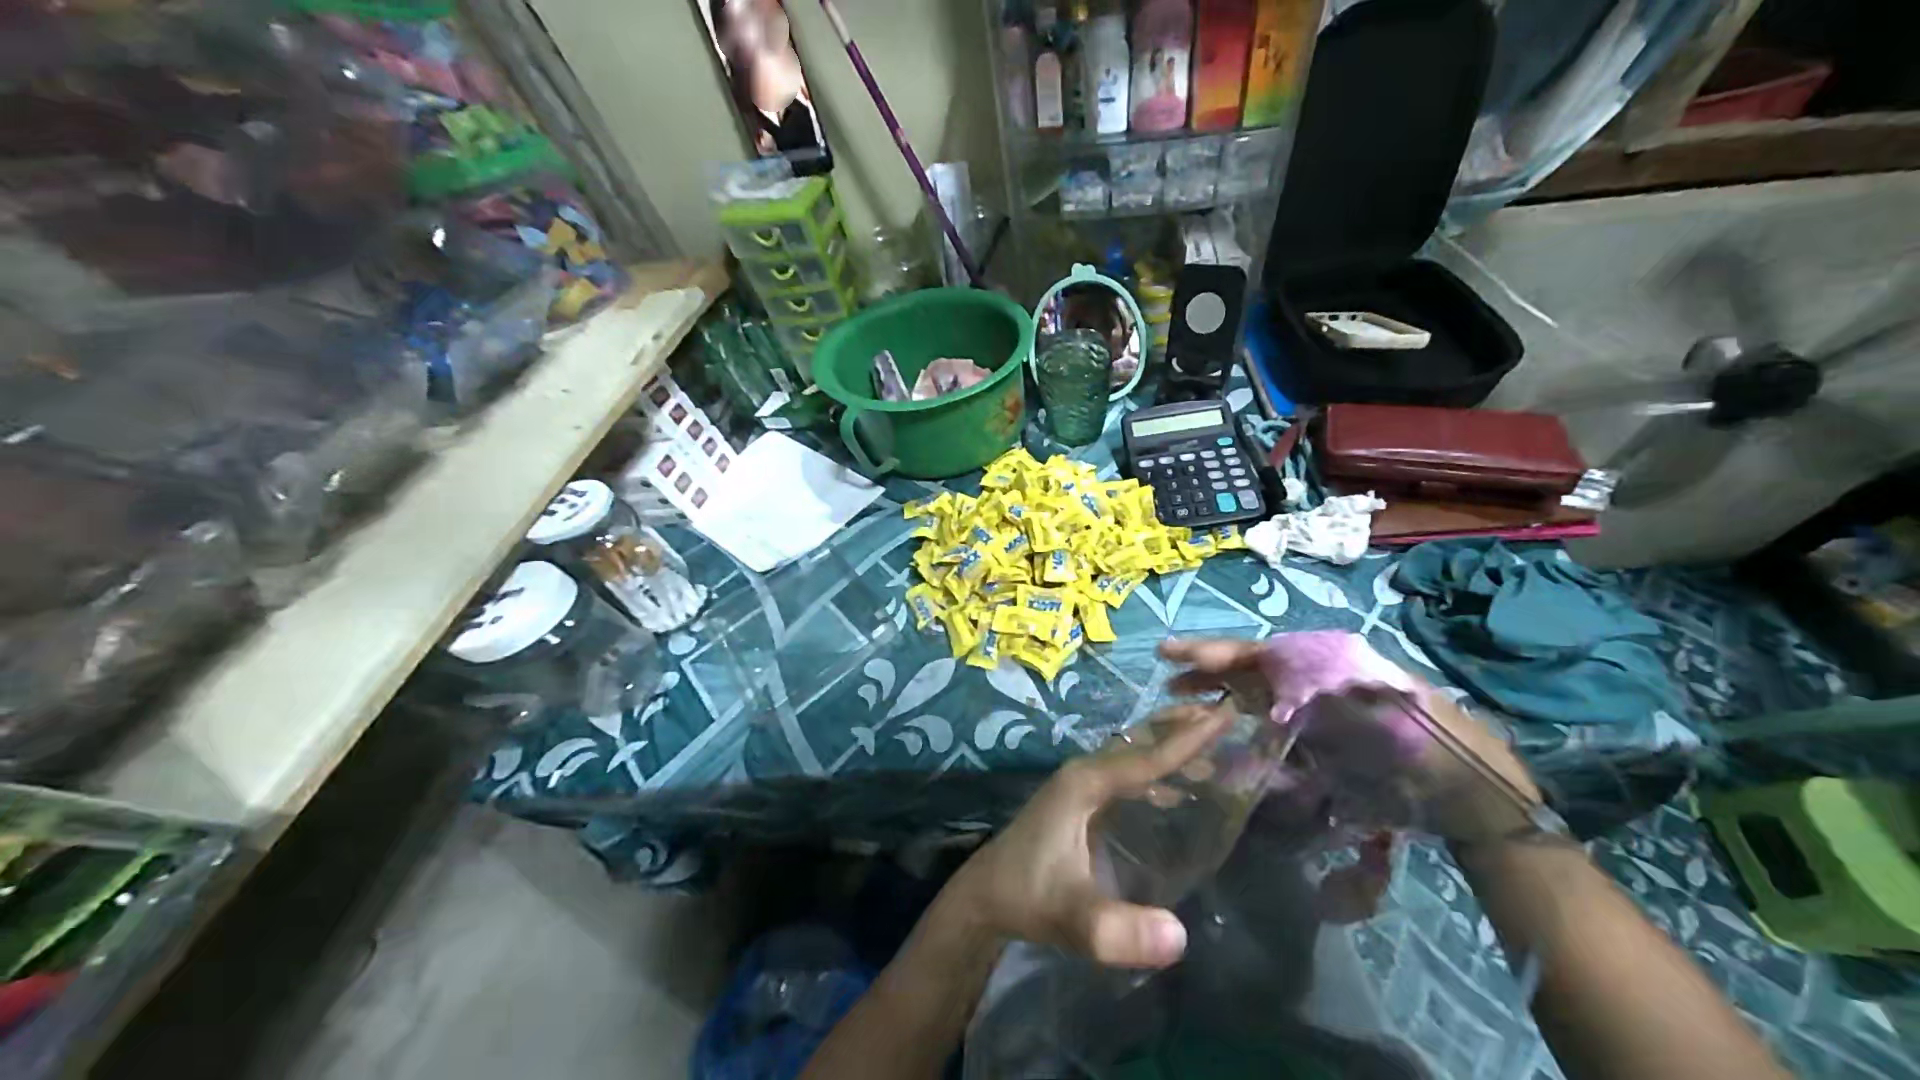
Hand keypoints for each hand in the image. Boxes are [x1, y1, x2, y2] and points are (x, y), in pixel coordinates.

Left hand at [941, 703, 1233, 968]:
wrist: (985, 897)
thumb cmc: (1028, 899)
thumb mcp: (1073, 919)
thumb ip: (1118, 931)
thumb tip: (1180, 937)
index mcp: (1087, 783)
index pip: (1148, 756)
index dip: (1190, 738)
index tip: (1228, 714)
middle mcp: (1085, 774)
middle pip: (1142, 742)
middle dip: (1183, 726)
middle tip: (1229, 711)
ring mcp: (1082, 786)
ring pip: (1135, 756)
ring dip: (1172, 747)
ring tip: (1218, 744)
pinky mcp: (1082, 803)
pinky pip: (1130, 776)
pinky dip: (1158, 772)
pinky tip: (1181, 791)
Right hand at [1158, 636, 1542, 840]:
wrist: (1473, 797)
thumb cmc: (1426, 750)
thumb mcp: (1374, 713)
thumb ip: (1322, 700)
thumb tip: (1261, 701)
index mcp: (1329, 664)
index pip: (1260, 651)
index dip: (1215, 652)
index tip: (1174, 654)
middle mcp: (1318, 679)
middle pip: (1252, 667)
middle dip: (1208, 668)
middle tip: (1166, 675)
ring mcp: (1318, 710)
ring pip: (1256, 692)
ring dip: (1220, 693)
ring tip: (1180, 698)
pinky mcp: (1320, 740)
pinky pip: (1271, 724)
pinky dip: (1242, 723)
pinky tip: (1220, 732)